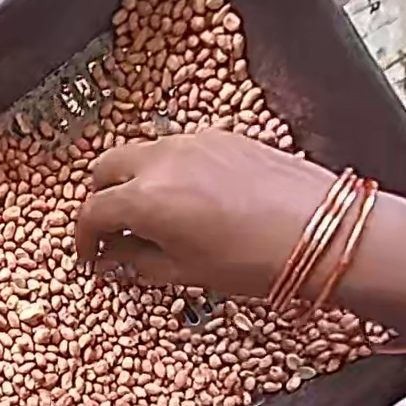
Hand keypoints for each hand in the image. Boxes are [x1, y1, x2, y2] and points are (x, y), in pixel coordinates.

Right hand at [76, 130, 332, 297]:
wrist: (322, 231)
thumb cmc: (251, 261)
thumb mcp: (183, 271)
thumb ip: (137, 259)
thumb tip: (113, 254)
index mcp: (144, 198)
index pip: (92, 211)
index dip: (83, 237)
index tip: (89, 254)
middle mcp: (159, 160)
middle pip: (104, 168)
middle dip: (100, 198)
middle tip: (113, 229)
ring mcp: (191, 141)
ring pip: (138, 153)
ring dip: (130, 181)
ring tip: (149, 214)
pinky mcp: (220, 135)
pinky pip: (173, 148)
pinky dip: (163, 170)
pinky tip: (184, 197)